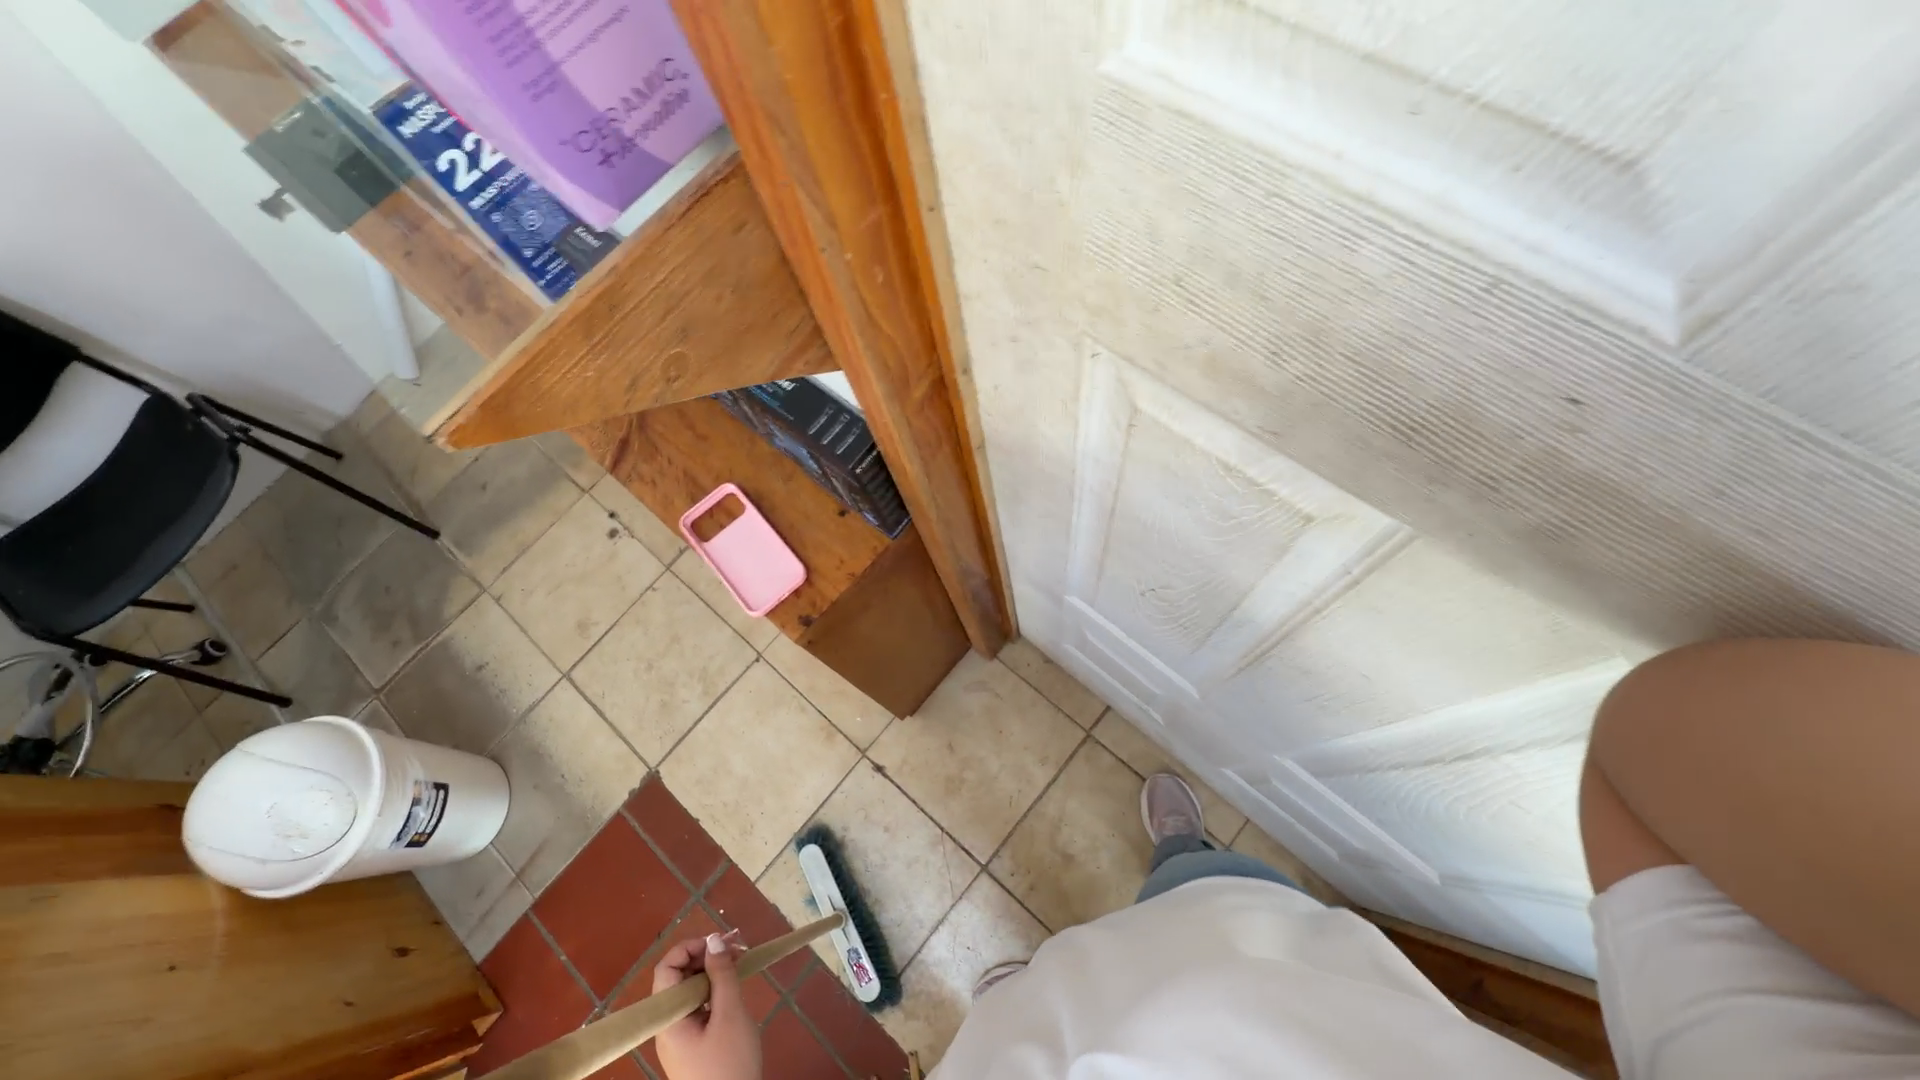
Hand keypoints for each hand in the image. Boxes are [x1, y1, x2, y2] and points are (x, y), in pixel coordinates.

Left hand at [653, 932, 761, 1079]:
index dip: (690, 948)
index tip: (720, 942)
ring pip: (690, 992)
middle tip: (738, 947)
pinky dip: (716, 991)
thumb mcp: (730, 1015)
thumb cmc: (729, 1065)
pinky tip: (735, 989)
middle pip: (678, 978)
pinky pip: (699, 1007)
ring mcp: (680, 1036)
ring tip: (741, 962)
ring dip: (713, 972)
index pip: (667, 969)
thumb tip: (715, 939)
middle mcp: (669, 1024)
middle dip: (706, 957)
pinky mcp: (693, 1044)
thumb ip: (722, 975)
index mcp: (669, 1017)